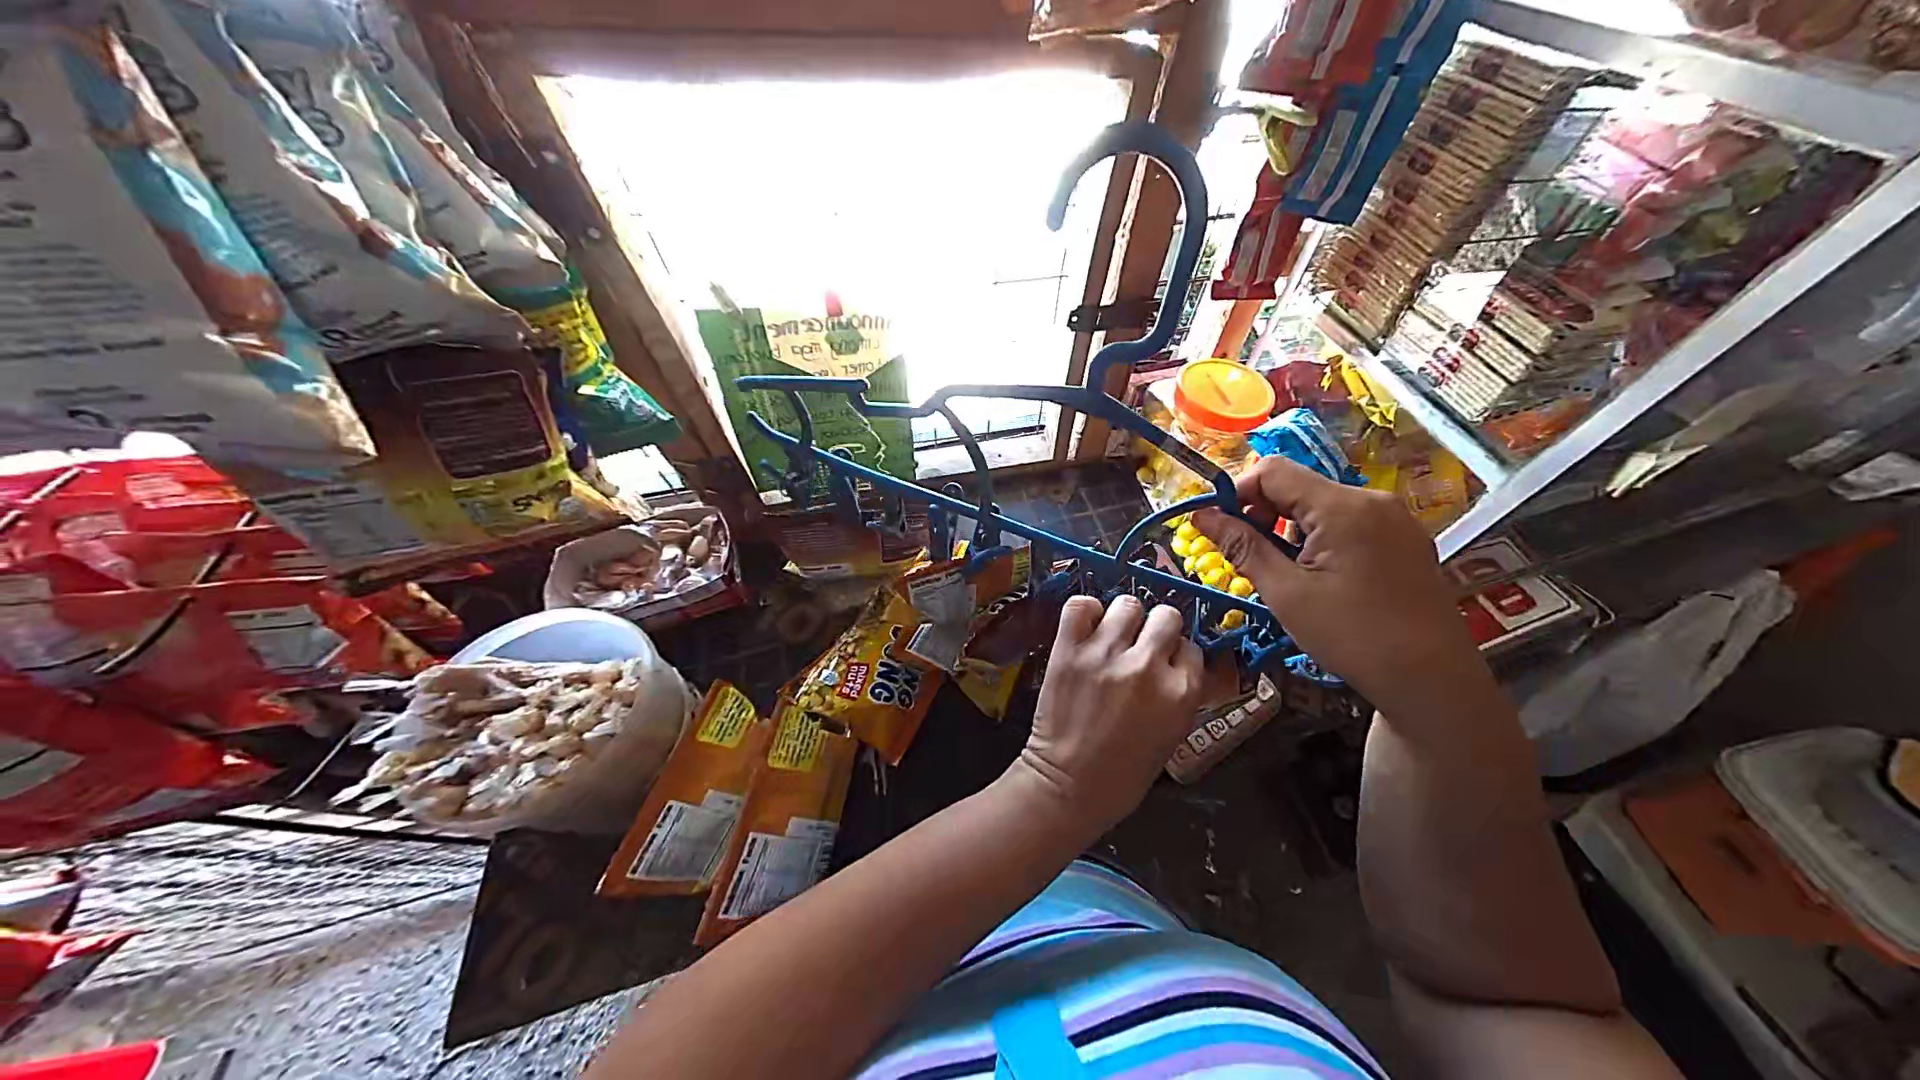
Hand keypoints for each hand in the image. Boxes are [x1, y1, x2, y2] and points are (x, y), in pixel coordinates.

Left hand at [1005, 595, 1206, 835]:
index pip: (1192, 648)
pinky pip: (1081, 605)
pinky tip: (1088, 627)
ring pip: (1127, 604)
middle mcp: (1146, 666)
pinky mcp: (1069, 650)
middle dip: (1158, 629)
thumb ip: (1182, 694)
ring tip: (1114, 637)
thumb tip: (1185, 663)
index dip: (1178, 654)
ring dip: (1124, 618)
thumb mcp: (1172, 735)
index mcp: (1181, 692)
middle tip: (1142, 645)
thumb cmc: (1124, 773)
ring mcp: (1105, 654)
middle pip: (1166, 616)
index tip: (1166, 662)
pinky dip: (1086, 610)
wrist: (1069, 785)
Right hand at [1193, 458, 1489, 717]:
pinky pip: (1348, 521)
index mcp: (1342, 506)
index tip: (1220, 528)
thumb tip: (1201, 515)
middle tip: (1247, 555)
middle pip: (1297, 485)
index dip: (1237, 492)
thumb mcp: (1286, 592)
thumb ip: (1242, 546)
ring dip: (1288, 526)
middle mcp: (1372, 499)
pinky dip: (1319, 536)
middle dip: (1262, 512)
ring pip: (1321, 503)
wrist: (1432, 681)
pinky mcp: (1404, 539)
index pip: (1272, 470)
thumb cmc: (1351, 636)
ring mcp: (1394, 518)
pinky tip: (1317, 575)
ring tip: (1282, 570)